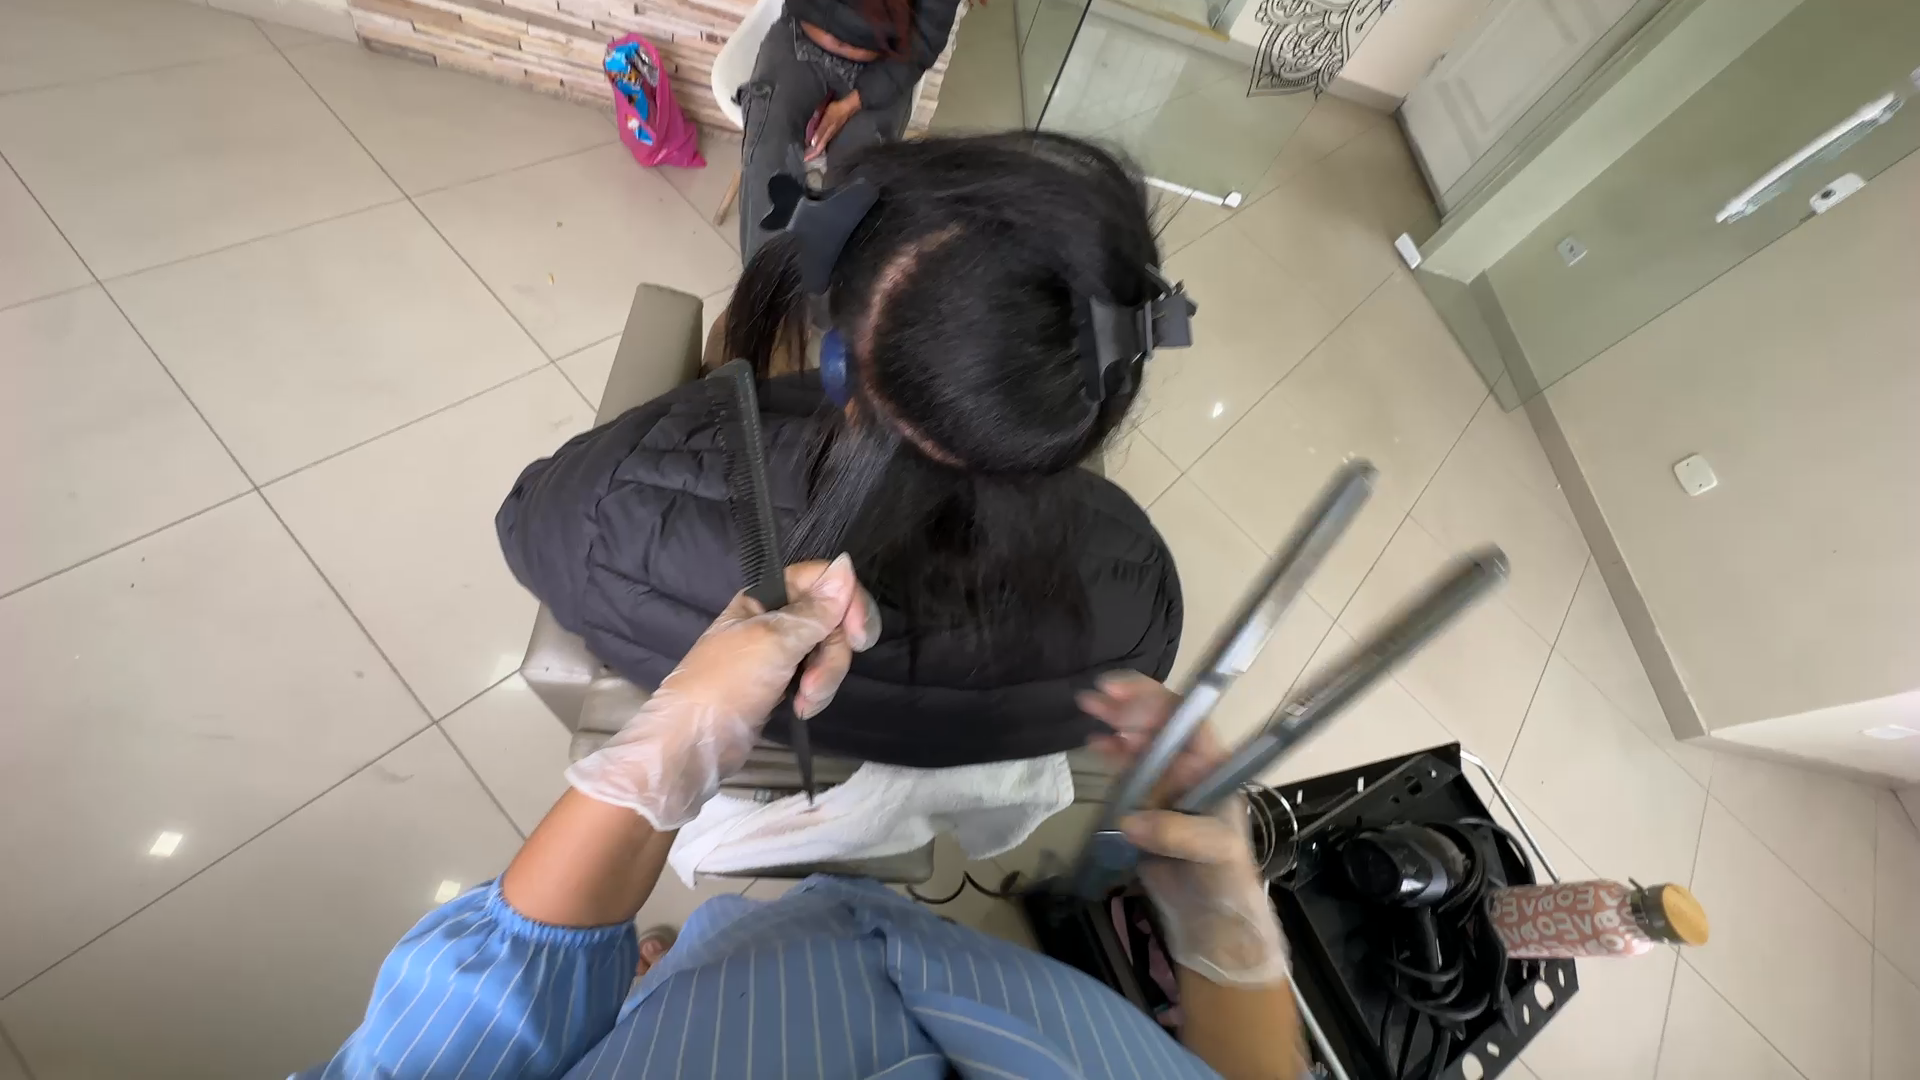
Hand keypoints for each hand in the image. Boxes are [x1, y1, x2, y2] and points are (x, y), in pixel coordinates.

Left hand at [566, 555, 879, 828]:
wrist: (690, 745)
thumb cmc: (726, 684)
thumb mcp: (775, 642)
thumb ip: (816, 609)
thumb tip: (847, 563)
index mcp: (766, 596)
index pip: (823, 580)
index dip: (848, 603)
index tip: (860, 637)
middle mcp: (775, 617)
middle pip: (832, 619)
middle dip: (833, 654)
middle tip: (817, 683)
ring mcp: (780, 651)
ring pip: (828, 650)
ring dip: (824, 679)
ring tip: (804, 703)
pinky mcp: (783, 680)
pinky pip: (816, 675)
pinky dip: (815, 692)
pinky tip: (801, 709)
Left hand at [806, 92, 861, 160]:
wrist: (847, 107)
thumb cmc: (835, 111)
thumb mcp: (826, 120)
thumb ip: (820, 132)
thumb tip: (813, 144)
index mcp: (826, 135)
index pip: (818, 148)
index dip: (812, 154)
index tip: (805, 160)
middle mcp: (828, 136)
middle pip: (820, 149)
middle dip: (813, 154)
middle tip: (806, 159)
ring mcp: (831, 134)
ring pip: (822, 145)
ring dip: (816, 150)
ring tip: (810, 153)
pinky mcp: (832, 130)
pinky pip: (824, 140)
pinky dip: (819, 144)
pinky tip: (817, 144)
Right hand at [1079, 672, 1289, 987]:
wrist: (1210, 919)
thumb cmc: (1225, 879)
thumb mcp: (1214, 851)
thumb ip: (1178, 832)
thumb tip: (1131, 821)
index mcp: (1213, 766)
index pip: (1185, 718)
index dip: (1153, 700)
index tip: (1119, 693)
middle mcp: (1189, 766)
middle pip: (1158, 722)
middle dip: (1127, 705)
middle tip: (1093, 699)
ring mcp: (1166, 781)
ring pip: (1139, 739)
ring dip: (1114, 721)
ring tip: (1087, 708)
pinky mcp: (1146, 800)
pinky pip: (1127, 766)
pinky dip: (1111, 751)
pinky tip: (1095, 744)